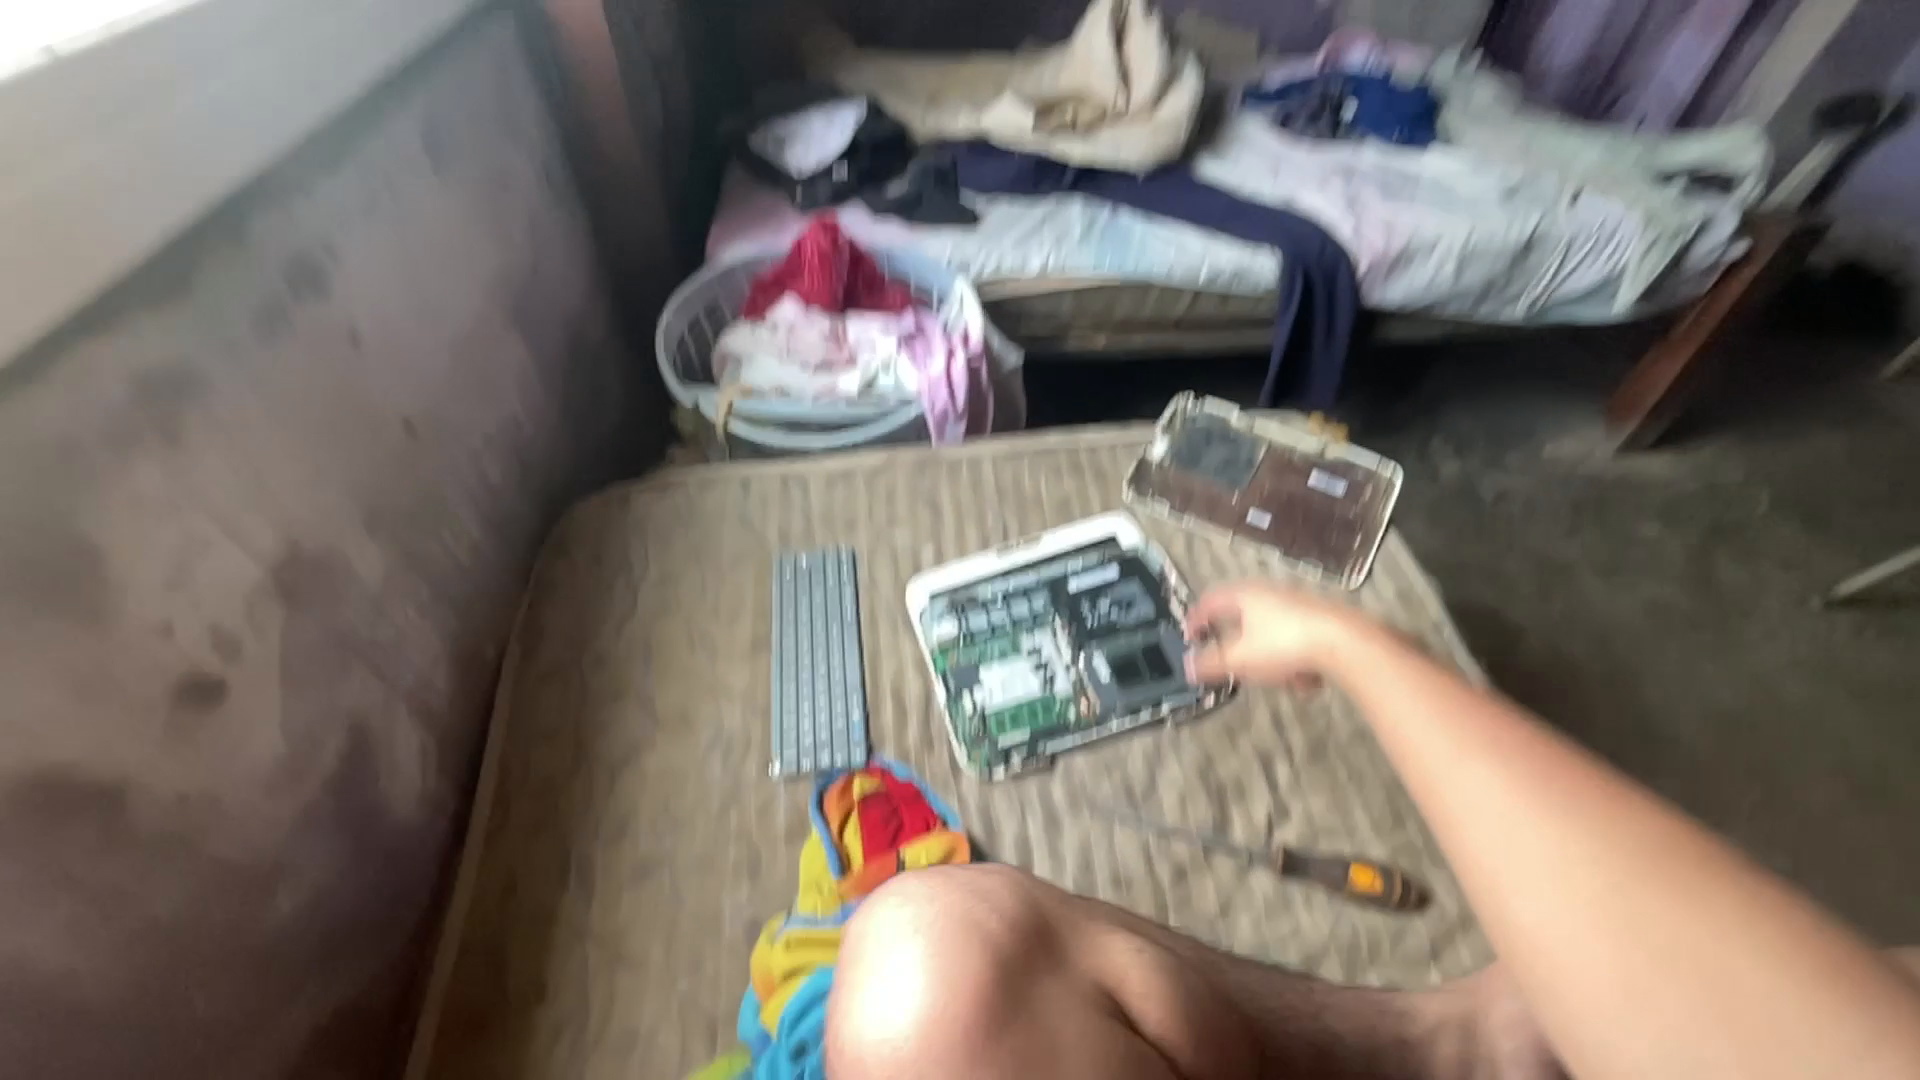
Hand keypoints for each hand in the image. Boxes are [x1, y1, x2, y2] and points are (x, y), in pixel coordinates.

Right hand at [1182, 581, 1356, 687]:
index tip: (1190, 637)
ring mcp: (1298, 605)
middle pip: (1243, 619)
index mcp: (1244, 596)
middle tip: (1235, 664)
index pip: (1209, 602)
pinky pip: (1297, 641)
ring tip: (1280, 679)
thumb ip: (1211, 663)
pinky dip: (1295, 660)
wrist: (1347, 644)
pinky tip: (1305, 679)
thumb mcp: (1240, 658)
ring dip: (1271, 658)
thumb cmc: (1284, 644)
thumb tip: (1187, 667)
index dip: (1196, 620)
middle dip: (1239, 647)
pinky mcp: (1321, 620)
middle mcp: (1269, 594)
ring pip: (1271, 634)